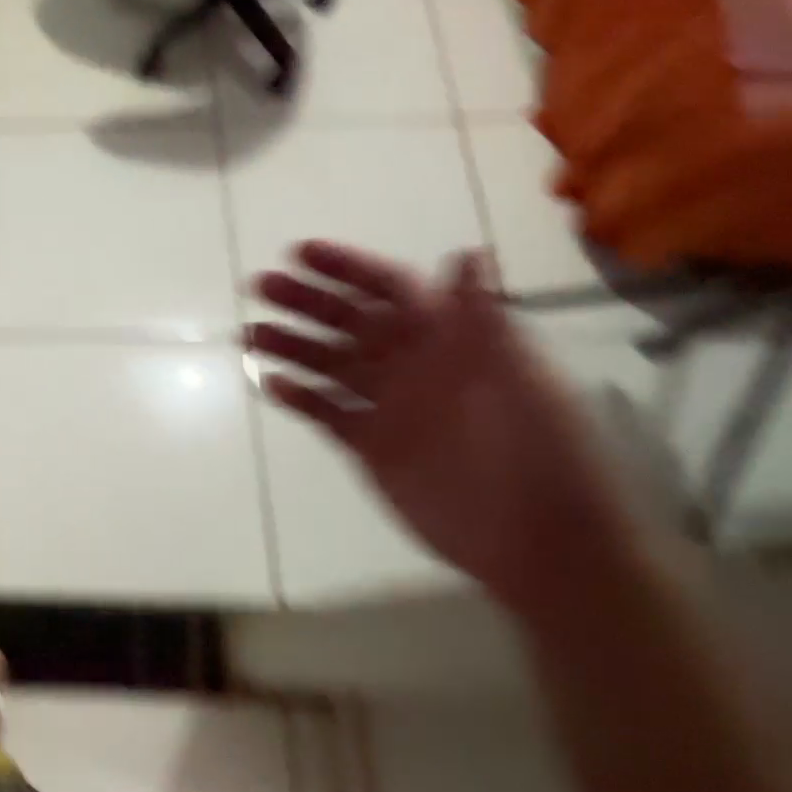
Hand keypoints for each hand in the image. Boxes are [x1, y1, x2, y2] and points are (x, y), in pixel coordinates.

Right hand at [246, 241, 639, 614]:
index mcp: (450, 339)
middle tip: (258, 286)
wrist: (536, 538)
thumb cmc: (541, 451)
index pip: (390, 289)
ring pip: (328, 364)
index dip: (347, 268)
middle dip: (304, 301)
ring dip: (290, 345)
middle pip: (348, 322)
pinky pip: (326, 413)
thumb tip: (466, 252)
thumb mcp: (520, 377)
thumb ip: (485, 319)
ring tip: (250, 334)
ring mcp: (388, 405)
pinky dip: (299, 398)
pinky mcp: (370, 445)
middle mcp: (412, 363)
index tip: (300, 253)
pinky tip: (271, 385)